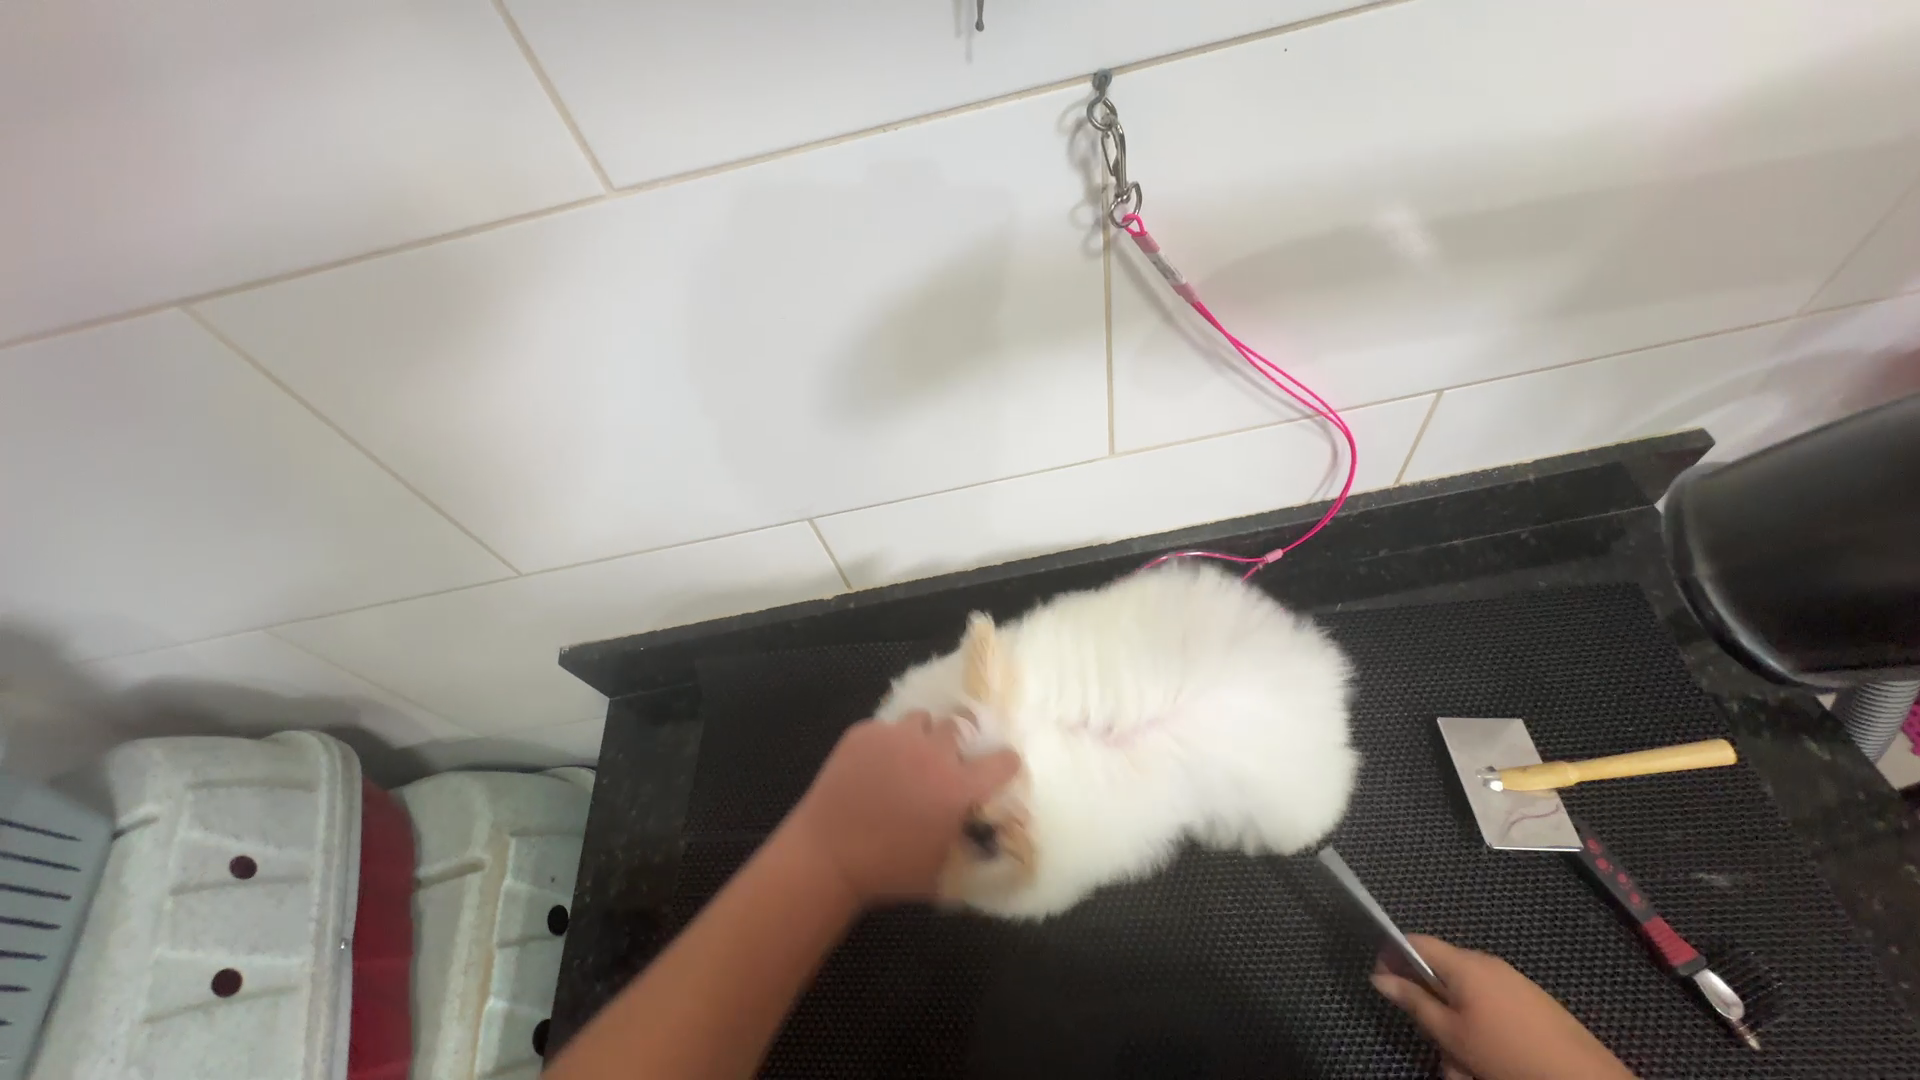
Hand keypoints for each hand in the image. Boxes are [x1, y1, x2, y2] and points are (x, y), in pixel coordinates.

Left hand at [782, 711, 1020, 905]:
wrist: (827, 857)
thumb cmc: (890, 871)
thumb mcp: (945, 872)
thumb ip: (975, 850)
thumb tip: (996, 842)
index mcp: (958, 787)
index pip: (1002, 761)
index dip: (1004, 763)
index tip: (1000, 767)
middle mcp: (932, 753)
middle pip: (960, 726)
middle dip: (958, 743)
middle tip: (946, 761)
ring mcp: (895, 738)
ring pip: (922, 720)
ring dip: (923, 736)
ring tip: (908, 758)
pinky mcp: (864, 733)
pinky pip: (886, 727)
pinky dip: (886, 742)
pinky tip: (874, 767)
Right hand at [1372, 935, 1634, 1079]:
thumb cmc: (1509, 1054)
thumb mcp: (1452, 1035)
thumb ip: (1413, 1002)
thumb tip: (1379, 977)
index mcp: (1465, 963)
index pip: (1415, 940)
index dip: (1392, 955)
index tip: (1384, 982)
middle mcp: (1488, 963)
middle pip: (1441, 972)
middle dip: (1430, 1005)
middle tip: (1432, 1041)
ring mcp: (1515, 983)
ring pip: (1466, 997)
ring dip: (1455, 1025)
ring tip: (1463, 1064)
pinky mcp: (1535, 1004)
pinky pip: (1492, 1007)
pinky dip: (1481, 1029)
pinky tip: (1489, 1061)